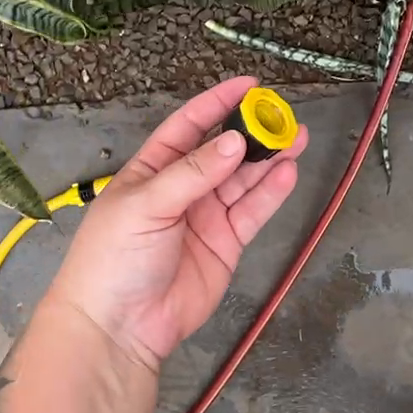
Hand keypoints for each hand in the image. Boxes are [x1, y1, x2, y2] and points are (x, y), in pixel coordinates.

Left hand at [47, 77, 308, 371]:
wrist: (119, 327)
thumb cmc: (115, 256)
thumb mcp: (146, 206)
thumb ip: (193, 173)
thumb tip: (235, 142)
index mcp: (154, 169)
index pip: (190, 125)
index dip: (218, 103)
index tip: (249, 84)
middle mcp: (184, 187)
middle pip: (224, 152)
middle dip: (253, 133)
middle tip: (283, 117)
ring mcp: (207, 215)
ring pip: (244, 179)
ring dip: (270, 159)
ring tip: (297, 138)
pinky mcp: (227, 243)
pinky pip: (252, 211)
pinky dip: (271, 193)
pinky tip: (288, 173)